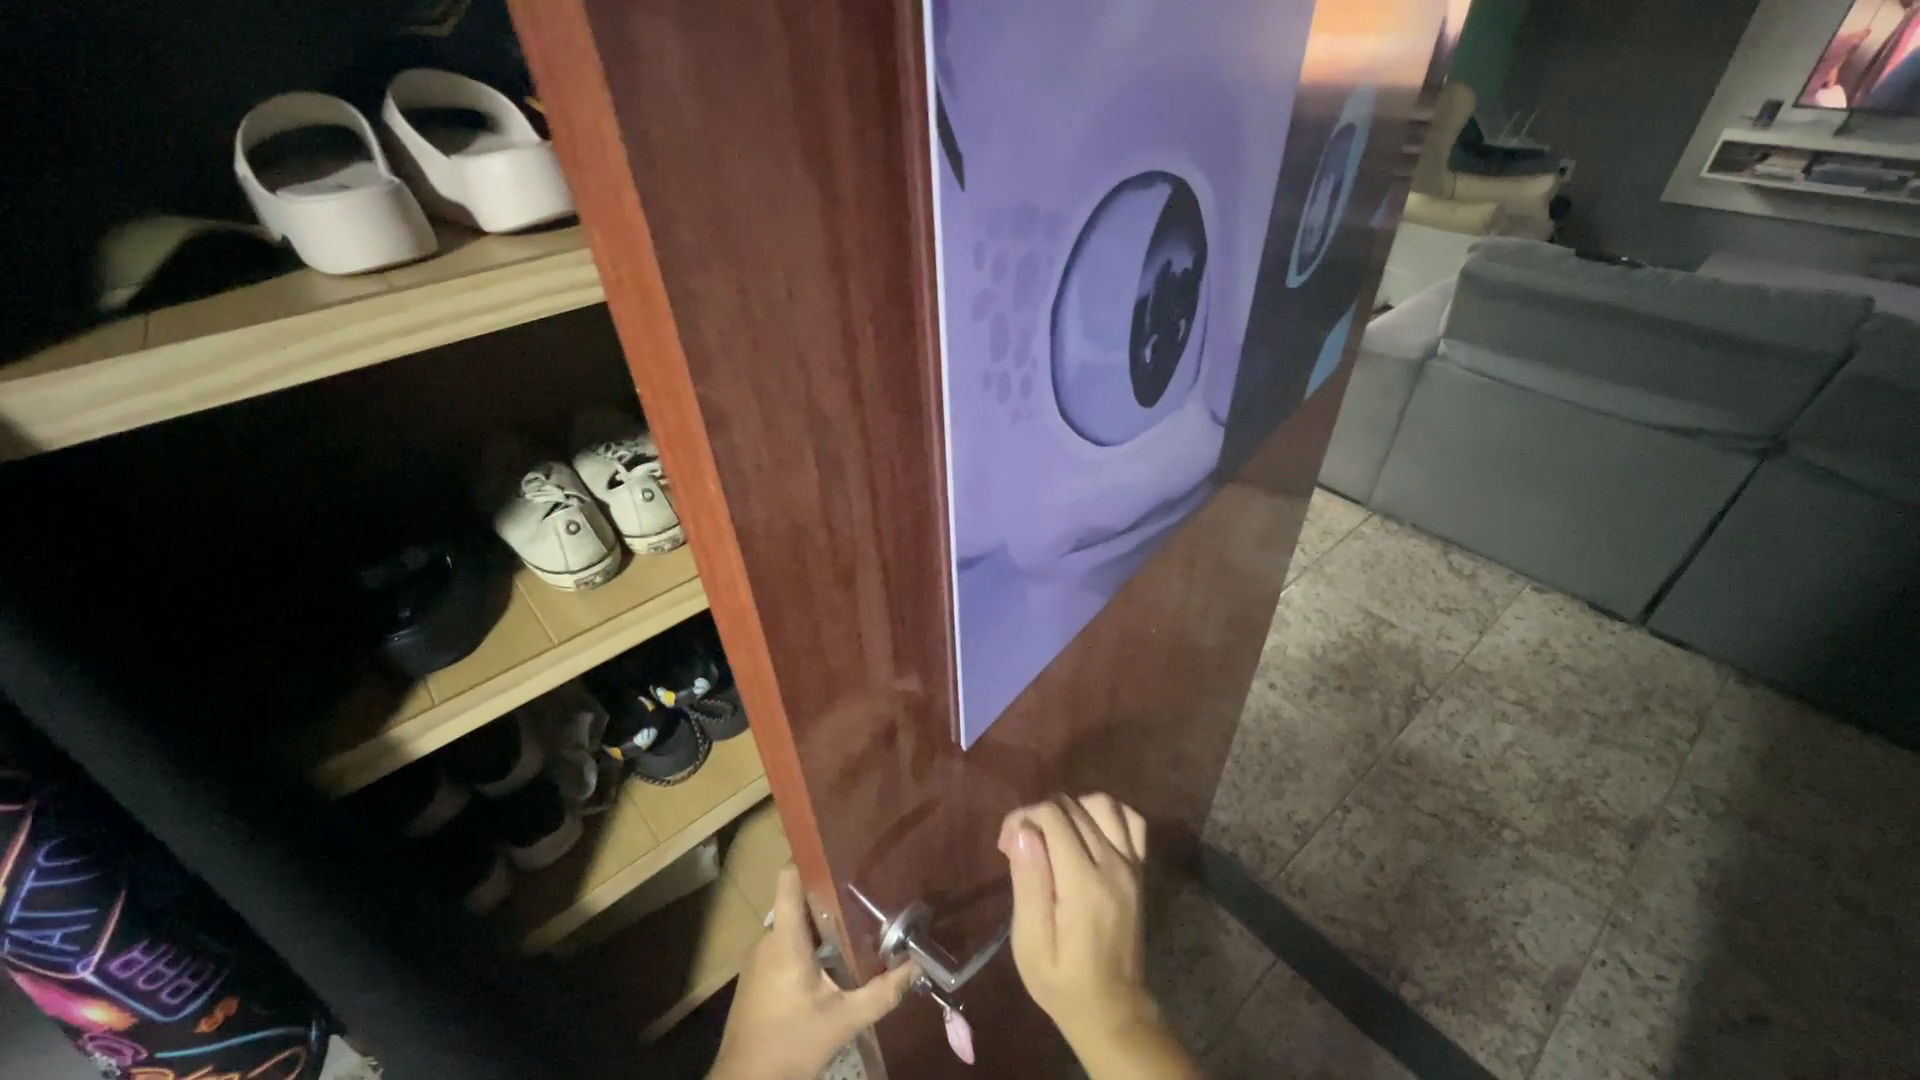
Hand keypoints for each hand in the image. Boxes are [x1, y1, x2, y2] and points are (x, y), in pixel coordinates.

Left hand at [709, 865, 918, 1079]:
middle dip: (830, 896)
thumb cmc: (790, 1045)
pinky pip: (785, 944)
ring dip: (821, 923)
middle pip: (798, 901)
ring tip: (858, 920)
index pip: (789, 879)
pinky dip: (809, 943)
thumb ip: (883, 992)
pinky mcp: (757, 975)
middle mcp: (767, 940)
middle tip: (867, 892)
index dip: (811, 859)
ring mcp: (758, 958)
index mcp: (785, 940)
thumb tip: (918, 965)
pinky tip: (835, 957)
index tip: (843, 851)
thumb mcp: (844, 1021)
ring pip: (793, 925)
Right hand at [997, 794, 1153, 1045]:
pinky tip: (1087, 833)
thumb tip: (1024, 831)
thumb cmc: (1060, 981)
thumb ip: (1028, 883)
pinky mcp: (1139, 869)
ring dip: (1072, 809)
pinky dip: (1106, 814)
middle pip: (1073, 807)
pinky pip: (1130, 820)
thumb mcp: (1030, 944)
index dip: (1022, 819)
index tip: (1006, 847)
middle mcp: (1112, 864)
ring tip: (1053, 836)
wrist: (1111, 1008)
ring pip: (1102, 804)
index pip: (1051, 816)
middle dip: (1039, 815)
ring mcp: (1131, 864)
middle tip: (1020, 848)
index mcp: (1083, 883)